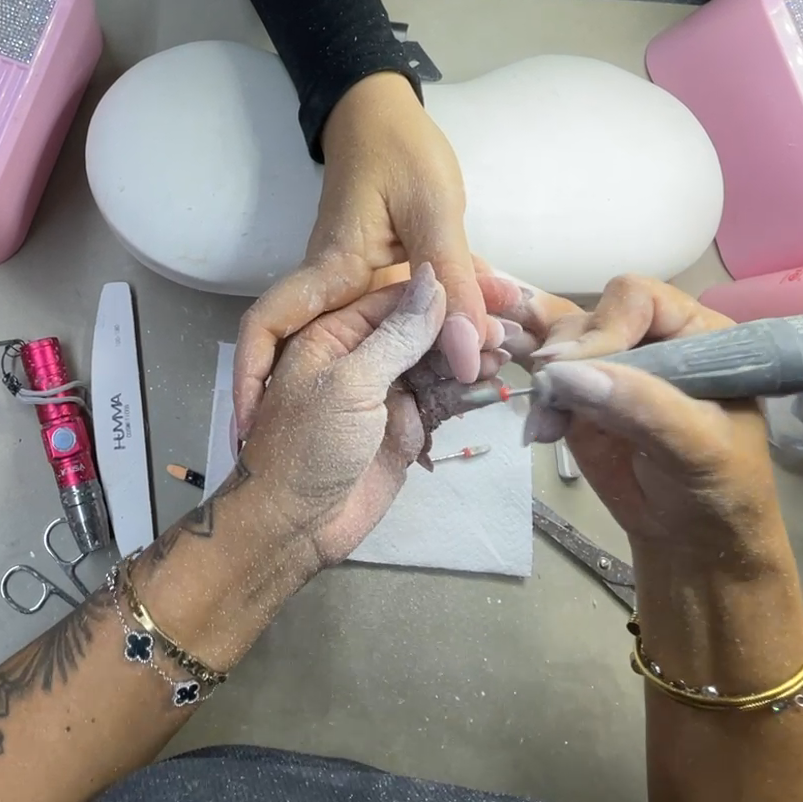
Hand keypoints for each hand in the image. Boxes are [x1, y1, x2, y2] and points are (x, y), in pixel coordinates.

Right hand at [235, 73, 514, 435]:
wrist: (381, 112)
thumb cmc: (398, 151)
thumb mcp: (434, 213)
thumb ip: (452, 283)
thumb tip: (467, 355)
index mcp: (328, 271)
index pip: (268, 326)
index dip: (251, 378)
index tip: (251, 426)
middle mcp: (327, 284)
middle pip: (315, 348)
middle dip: (341, 393)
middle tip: (369, 438)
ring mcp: (346, 281)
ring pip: (361, 337)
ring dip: (398, 367)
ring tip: (443, 402)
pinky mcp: (368, 276)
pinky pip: (388, 319)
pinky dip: (423, 338)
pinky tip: (464, 351)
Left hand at [237, 263, 500, 567]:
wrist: (296, 523)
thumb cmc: (309, 445)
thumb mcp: (351, 382)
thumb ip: (396, 334)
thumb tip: (431, 277)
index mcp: (332, 335)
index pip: (393, 298)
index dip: (440, 292)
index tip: (487, 285)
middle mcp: (359, 356)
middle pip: (418, 329)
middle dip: (460, 326)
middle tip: (506, 325)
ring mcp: (383, 391)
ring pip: (434, 362)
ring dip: (468, 356)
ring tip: (506, 351)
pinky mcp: (404, 425)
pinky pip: (440, 397)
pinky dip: (465, 389)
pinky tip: (493, 380)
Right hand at [497, 274, 785, 563]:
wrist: (687, 534)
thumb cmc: (715, 488)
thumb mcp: (697, 448)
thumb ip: (640, 404)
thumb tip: (563, 371)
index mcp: (695, 336)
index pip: (638, 300)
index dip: (606, 327)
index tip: (583, 371)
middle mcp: (647, 339)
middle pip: (587, 318)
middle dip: (567, 358)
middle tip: (554, 399)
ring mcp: (607, 364)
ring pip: (555, 343)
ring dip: (544, 383)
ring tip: (549, 427)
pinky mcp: (574, 390)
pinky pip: (539, 367)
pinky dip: (528, 386)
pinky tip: (531, 412)